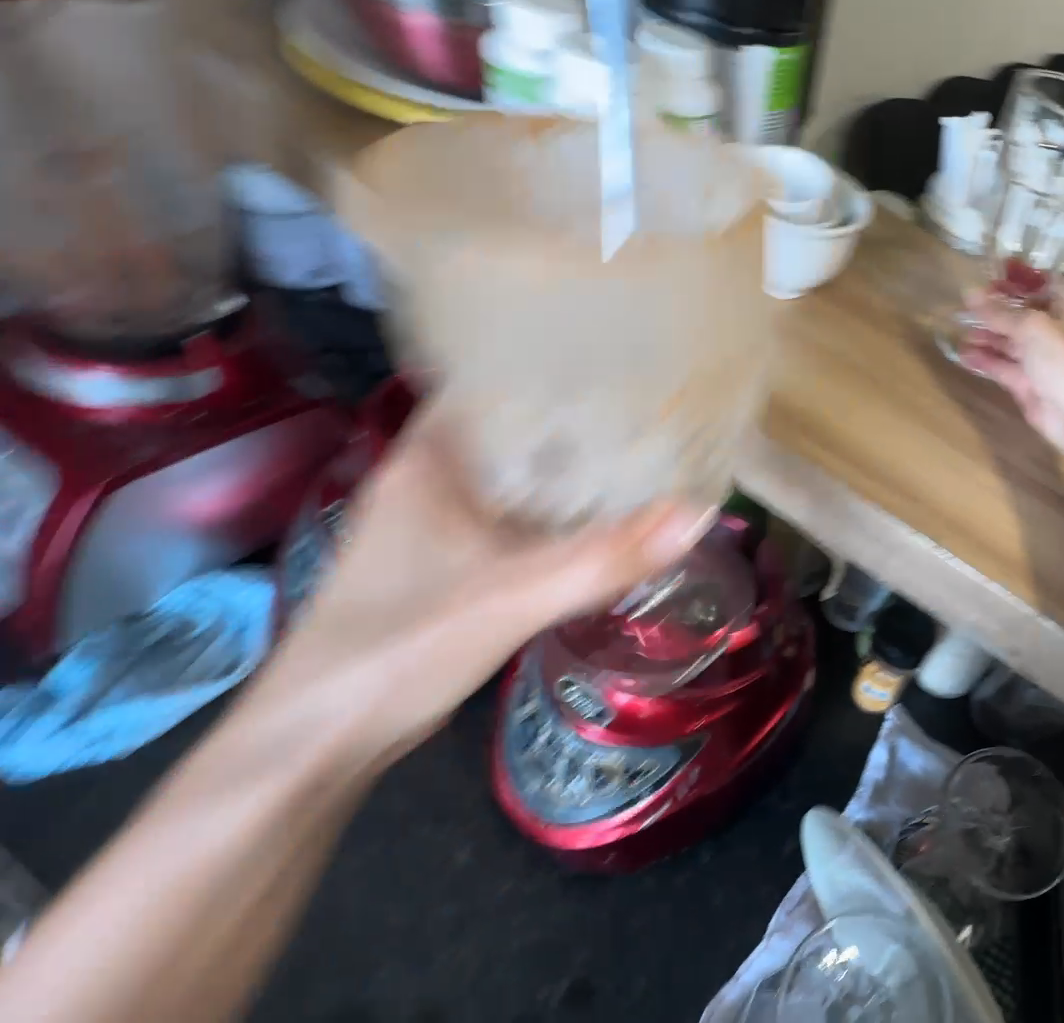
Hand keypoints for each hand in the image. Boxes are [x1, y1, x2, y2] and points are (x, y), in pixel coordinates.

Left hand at [252, 398, 711, 760]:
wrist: (320, 740)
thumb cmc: (401, 647)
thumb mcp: (512, 597)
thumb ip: (606, 558)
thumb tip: (701, 513)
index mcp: (429, 463)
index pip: (493, 383)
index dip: (556, 368)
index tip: (624, 364)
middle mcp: (432, 483)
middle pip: (517, 433)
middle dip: (582, 424)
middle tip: (658, 413)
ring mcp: (440, 527)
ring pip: (521, 481)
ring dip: (574, 475)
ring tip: (648, 458)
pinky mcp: (452, 568)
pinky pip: (521, 523)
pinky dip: (563, 519)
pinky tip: (608, 525)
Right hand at [956, 286, 1063, 451]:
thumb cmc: (1061, 359)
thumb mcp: (1030, 327)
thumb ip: (1000, 312)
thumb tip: (970, 292)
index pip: (1047, 285)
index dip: (1025, 276)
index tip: (997, 271)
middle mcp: (1052, 333)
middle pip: (1022, 315)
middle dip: (997, 308)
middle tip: (967, 304)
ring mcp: (1038, 361)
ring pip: (1009, 342)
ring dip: (986, 335)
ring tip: (960, 329)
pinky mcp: (1025, 384)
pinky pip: (1001, 367)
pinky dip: (984, 360)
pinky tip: (963, 354)